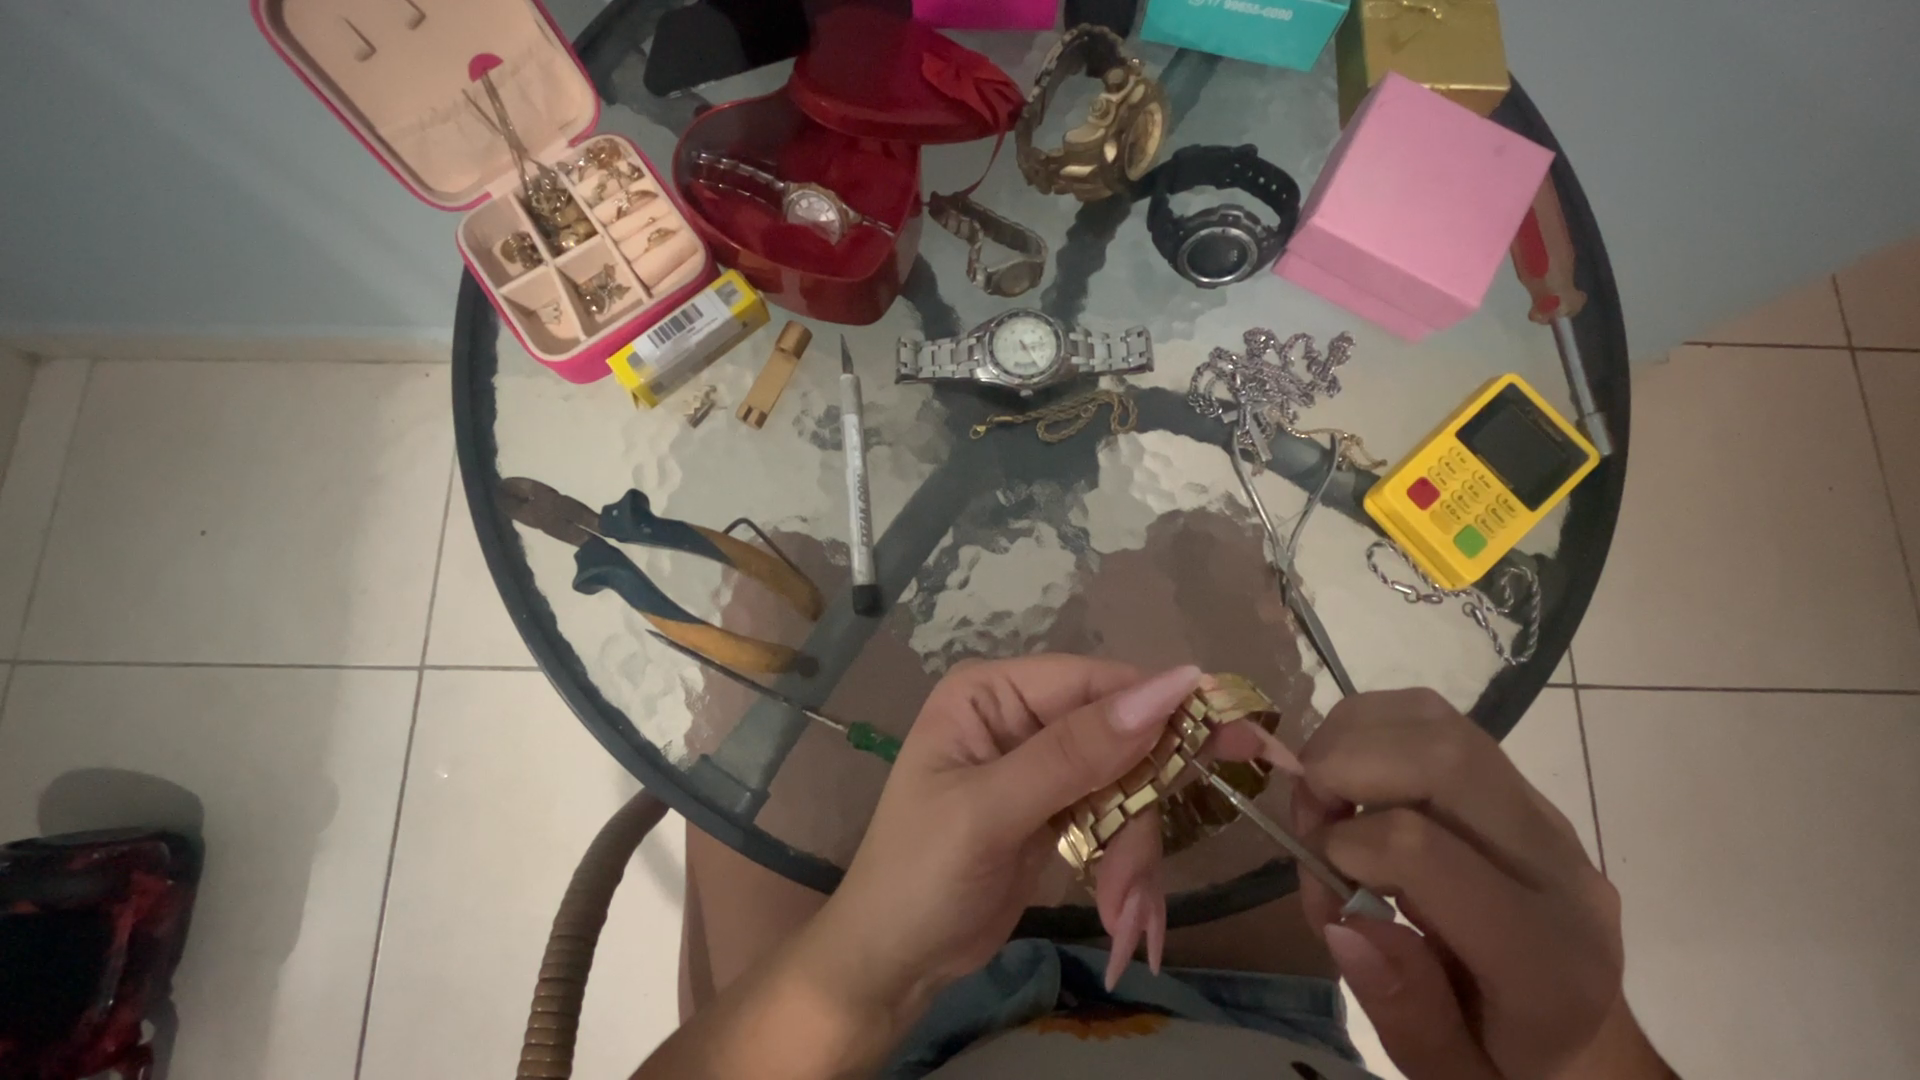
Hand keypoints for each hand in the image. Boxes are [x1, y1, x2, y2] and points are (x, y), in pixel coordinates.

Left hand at [800, 656, 1203, 1020]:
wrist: (891, 962)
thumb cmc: (919, 876)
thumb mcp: (990, 812)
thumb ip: (1075, 753)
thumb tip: (1169, 687)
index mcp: (991, 693)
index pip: (1093, 682)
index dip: (1160, 707)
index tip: (1232, 738)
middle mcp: (1020, 717)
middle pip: (1121, 737)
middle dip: (1139, 812)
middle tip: (1145, 879)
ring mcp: (1042, 766)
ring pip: (1129, 786)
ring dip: (1132, 853)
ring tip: (1119, 915)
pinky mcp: (1059, 810)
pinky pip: (1117, 820)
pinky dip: (1125, 866)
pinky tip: (1119, 916)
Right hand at [1296, 689, 1667, 1079]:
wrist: (1583, 1037)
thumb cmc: (1507, 1062)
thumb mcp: (1453, 1074)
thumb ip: (1404, 1010)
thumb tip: (1343, 920)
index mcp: (1546, 956)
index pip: (1421, 848)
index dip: (1341, 850)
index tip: (1326, 892)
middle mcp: (1555, 865)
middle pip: (1440, 756)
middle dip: (1339, 767)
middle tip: (1310, 818)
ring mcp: (1541, 815)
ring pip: (1435, 721)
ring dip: (1349, 740)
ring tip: (1327, 796)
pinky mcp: (1517, 790)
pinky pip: (1435, 720)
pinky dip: (1369, 729)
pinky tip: (1353, 781)